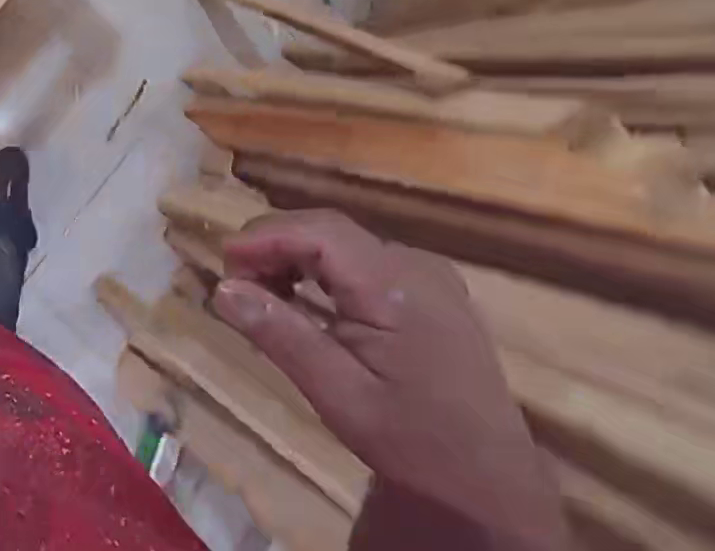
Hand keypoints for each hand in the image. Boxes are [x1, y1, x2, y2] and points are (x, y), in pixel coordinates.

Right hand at [214, 210, 564, 547]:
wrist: (491, 484)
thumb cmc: (413, 443)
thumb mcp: (339, 395)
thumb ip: (281, 335)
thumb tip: (222, 289)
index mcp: (394, 284)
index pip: (318, 232)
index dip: (265, 236)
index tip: (223, 260)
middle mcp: (413, 263)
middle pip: (329, 230)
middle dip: (275, 244)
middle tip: (235, 279)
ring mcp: (425, 272)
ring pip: (343, 242)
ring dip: (297, 255)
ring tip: (261, 290)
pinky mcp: (428, 287)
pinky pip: (362, 261)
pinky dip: (323, 269)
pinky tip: (303, 296)